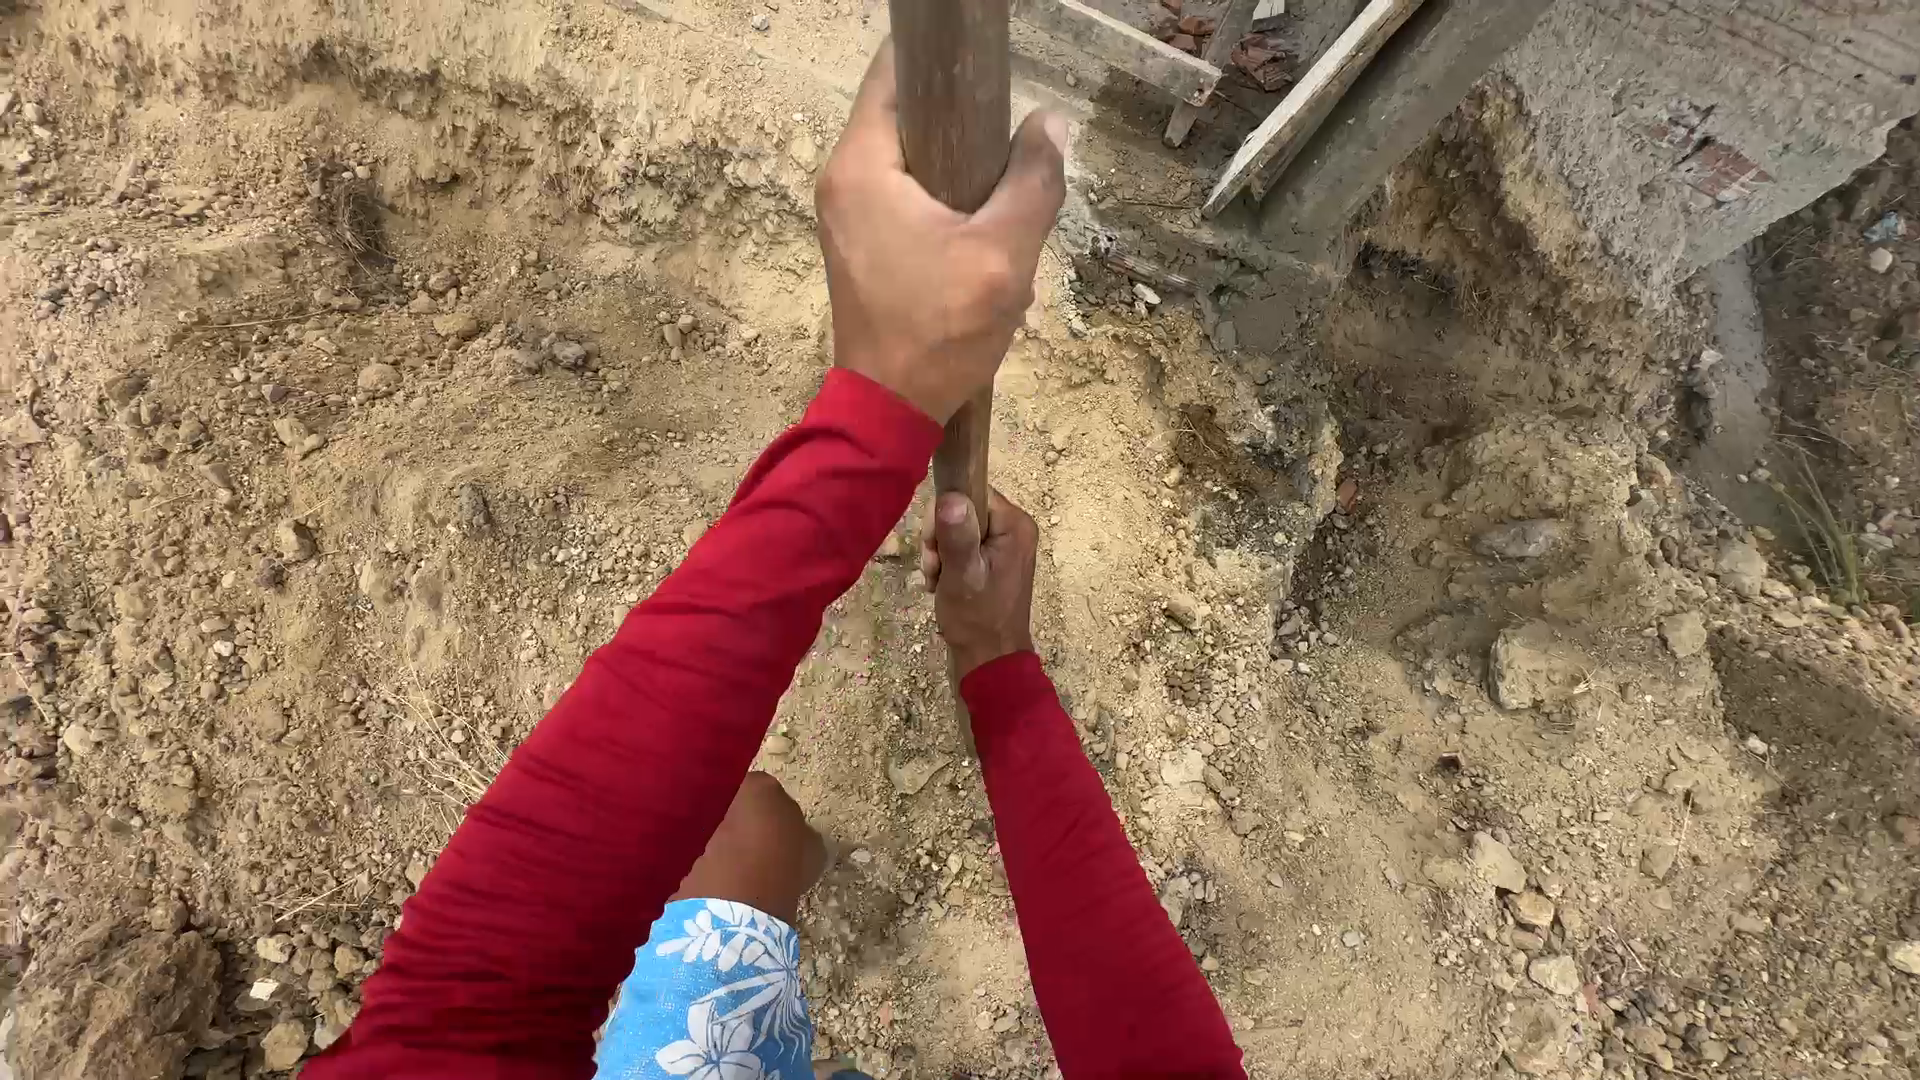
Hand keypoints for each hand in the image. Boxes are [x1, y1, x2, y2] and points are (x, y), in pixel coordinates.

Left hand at [816, 41, 1067, 423]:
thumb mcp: (1002, 257)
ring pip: (916, 168)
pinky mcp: (861, 250)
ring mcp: (848, 218)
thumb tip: (1051, 124)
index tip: (997, 83)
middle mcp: (843, 180)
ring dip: (963, 186)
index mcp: (862, 164)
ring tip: (999, 223)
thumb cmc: (940, 332)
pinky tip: (978, 253)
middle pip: (912, 119)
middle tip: (1009, 174)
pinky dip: (945, 216)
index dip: (950, 63)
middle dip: (968, 137)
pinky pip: (908, 207)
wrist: (892, 410)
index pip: (898, 68)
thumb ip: (1033, 182)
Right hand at [919, 490, 1037, 677]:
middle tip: (936, 569)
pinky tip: (943, 584)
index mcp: (1015, 524)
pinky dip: (947, 564)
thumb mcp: (963, 574)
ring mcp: (1005, 544)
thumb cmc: (977, 618)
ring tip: (939, 581)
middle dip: (940, 539)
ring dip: (940, 554)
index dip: (946, 515)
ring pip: (957, 528)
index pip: (970, 492)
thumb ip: (957, 534)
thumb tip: (950, 497)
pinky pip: (962, 545)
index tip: (936, 546)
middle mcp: (1015, 528)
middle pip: (962, 510)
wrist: (989, 658)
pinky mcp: (994, 559)